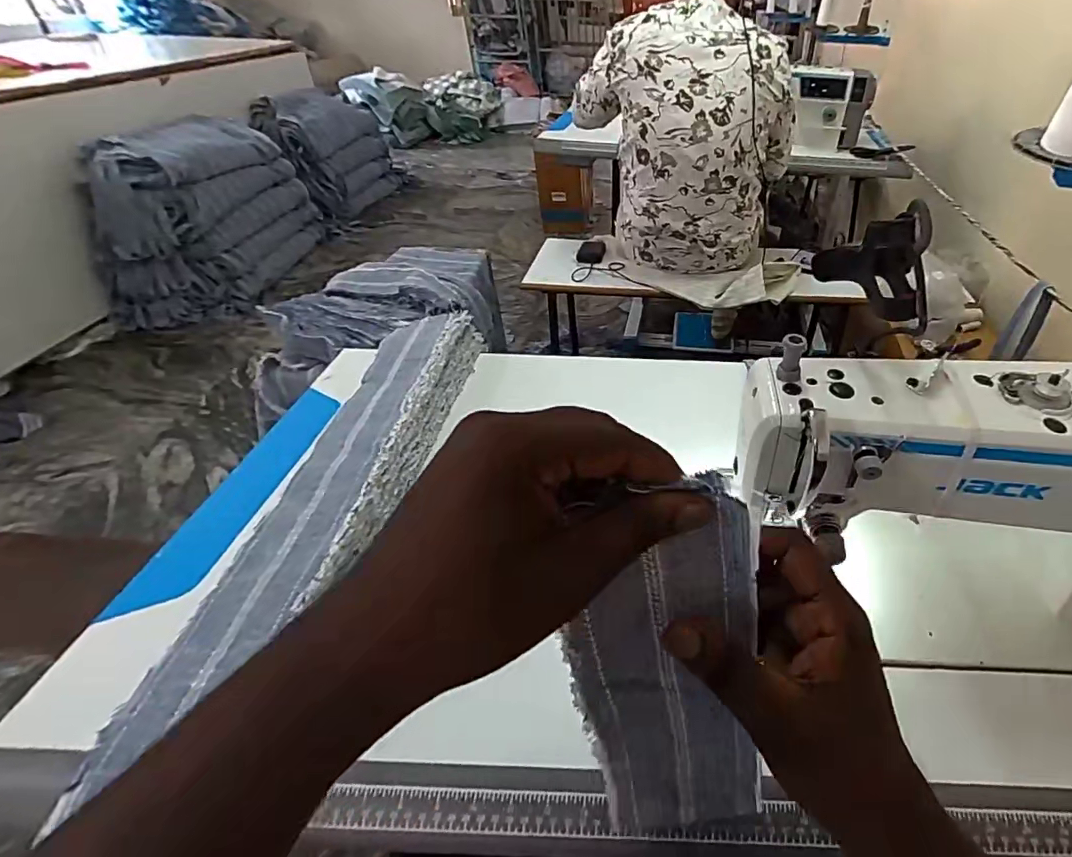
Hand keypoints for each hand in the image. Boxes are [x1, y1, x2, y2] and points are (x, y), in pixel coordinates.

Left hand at [331, 407, 713, 698]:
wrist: (378, 642)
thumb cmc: (477, 609)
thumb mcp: (571, 568)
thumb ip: (638, 526)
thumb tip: (694, 504)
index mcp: (515, 440)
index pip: (607, 434)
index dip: (656, 465)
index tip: (690, 503)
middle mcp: (492, 428)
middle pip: (580, 433)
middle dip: (626, 469)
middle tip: (663, 516)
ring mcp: (471, 447)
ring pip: (554, 449)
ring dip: (593, 480)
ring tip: (625, 525)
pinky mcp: (461, 471)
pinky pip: (526, 464)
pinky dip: (560, 487)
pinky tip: (577, 523)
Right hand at [663, 527, 942, 853]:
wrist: (877, 820)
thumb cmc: (842, 764)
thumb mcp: (778, 715)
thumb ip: (727, 668)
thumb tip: (674, 627)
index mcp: (832, 615)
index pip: (793, 549)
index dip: (751, 541)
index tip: (703, 547)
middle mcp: (821, 617)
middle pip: (771, 573)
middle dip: (727, 574)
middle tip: (676, 576)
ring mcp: (808, 640)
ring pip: (761, 603)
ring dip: (725, 605)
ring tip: (677, 603)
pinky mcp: (795, 663)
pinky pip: (759, 632)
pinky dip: (731, 633)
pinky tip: (696, 639)